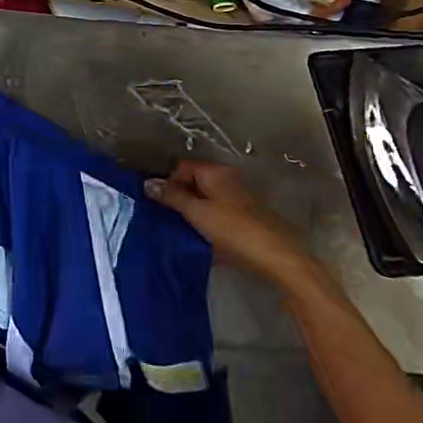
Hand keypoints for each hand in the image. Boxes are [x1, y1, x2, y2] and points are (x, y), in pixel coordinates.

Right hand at [147, 160, 320, 289]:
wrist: (274, 255)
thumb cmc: (234, 230)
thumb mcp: (198, 213)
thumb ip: (173, 197)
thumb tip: (148, 182)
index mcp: (215, 172)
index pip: (182, 166)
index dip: (167, 181)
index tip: (156, 203)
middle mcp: (226, 179)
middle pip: (193, 182)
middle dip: (176, 197)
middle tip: (160, 217)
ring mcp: (235, 198)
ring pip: (203, 199)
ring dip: (189, 212)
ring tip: (174, 229)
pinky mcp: (240, 217)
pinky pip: (214, 213)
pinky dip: (203, 222)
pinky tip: (195, 238)